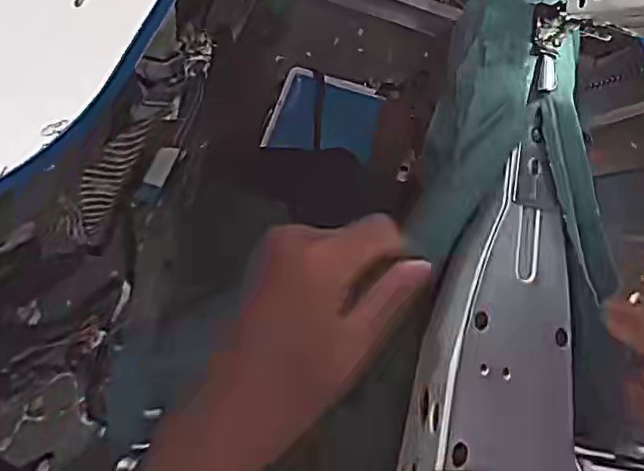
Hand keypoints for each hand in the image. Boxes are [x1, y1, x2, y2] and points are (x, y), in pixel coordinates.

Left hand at [147, 217, 432, 470]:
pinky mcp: (263, 256)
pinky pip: (312, 247)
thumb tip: (421, 265)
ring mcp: (274, 245)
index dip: (400, 250)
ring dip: (345, 266)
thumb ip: (391, 297)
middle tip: (365, 308)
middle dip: (369, 262)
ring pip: (336, 239)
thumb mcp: (354, 347)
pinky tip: (313, 309)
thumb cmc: (289, 389)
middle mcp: (295, 239)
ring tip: (336, 314)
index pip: (382, 226)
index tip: (403, 277)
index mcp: (322, 258)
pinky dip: (322, 269)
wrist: (222, 416)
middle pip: (357, 232)